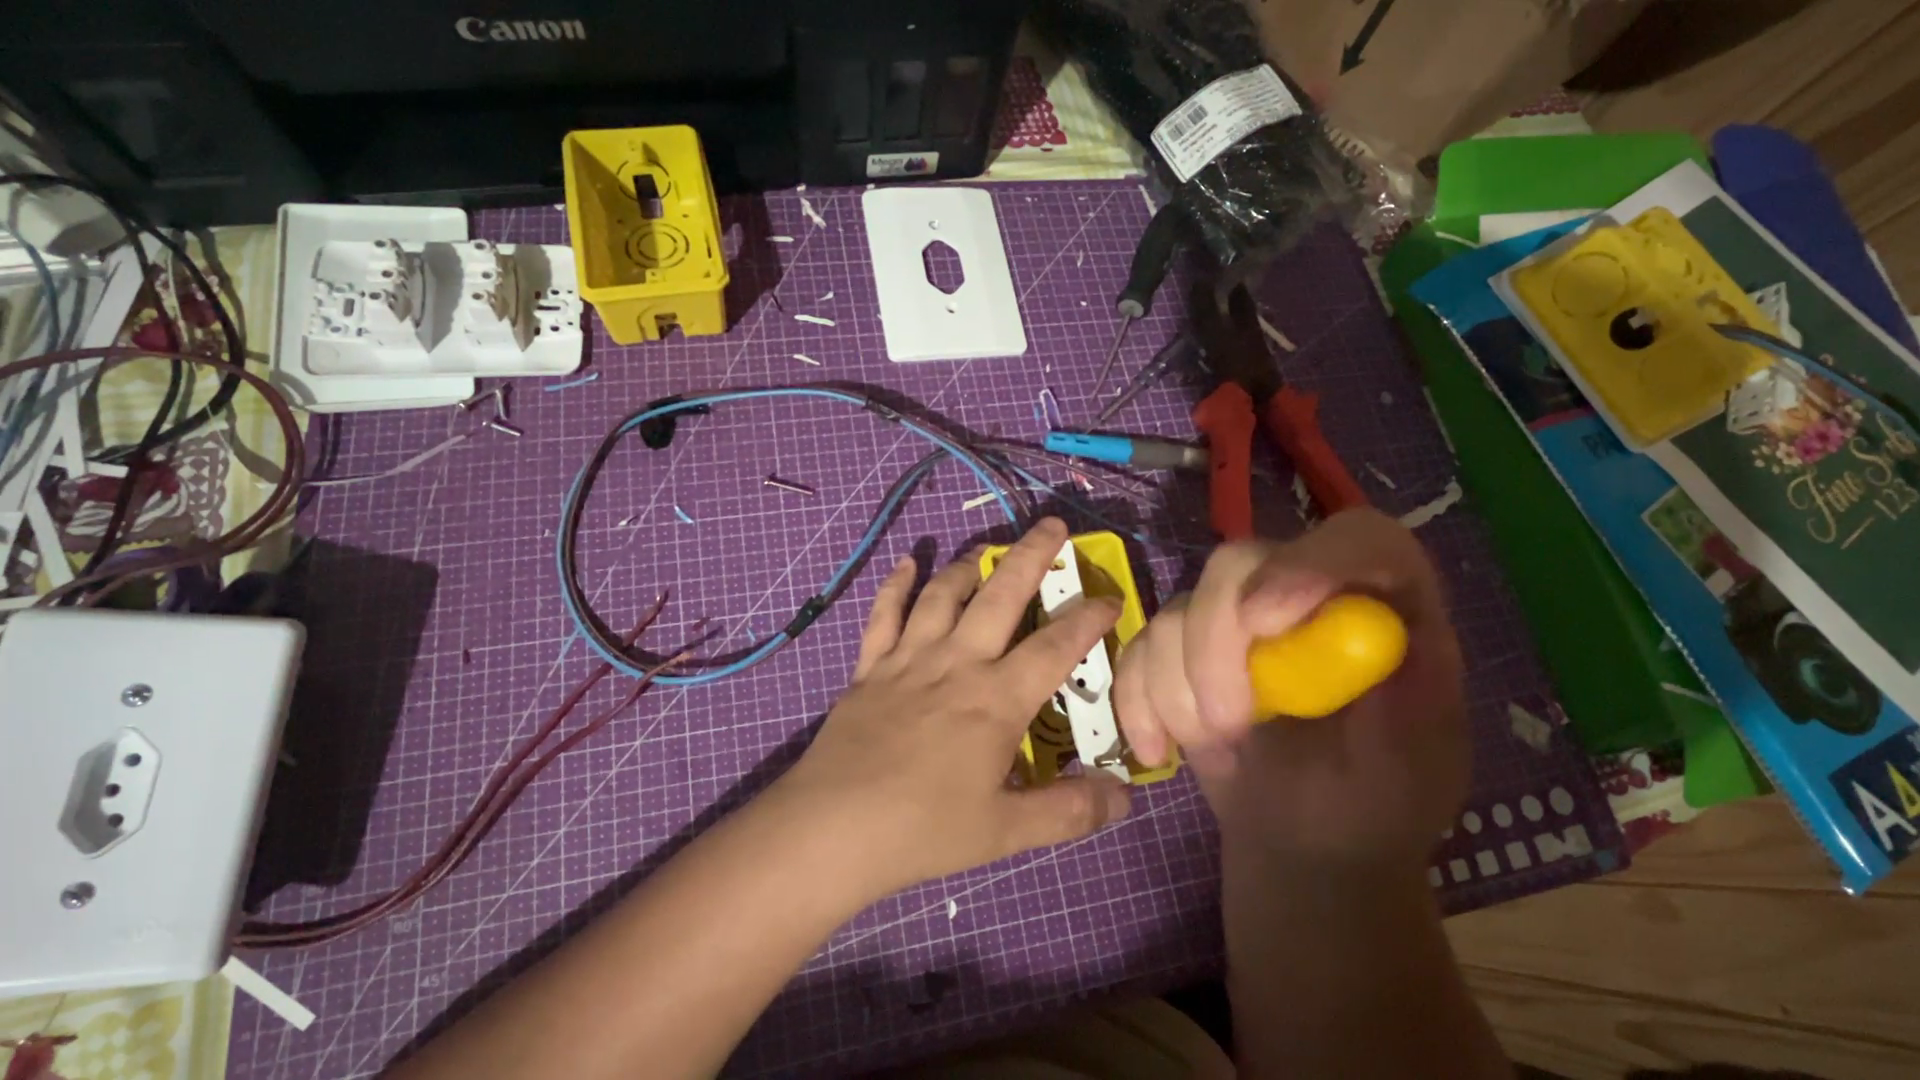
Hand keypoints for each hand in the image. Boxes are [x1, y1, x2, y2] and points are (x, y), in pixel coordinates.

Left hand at [773, 518, 1133, 898]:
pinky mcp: (869, 669)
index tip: (1109, 598)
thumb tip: (1126, 798)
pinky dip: (896, 585)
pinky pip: (884, 615)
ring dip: (967, 565)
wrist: (832, 828)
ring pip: (943, 595)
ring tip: (985, 548)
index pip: (1055, 647)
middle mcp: (957, 664)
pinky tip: (905, 564)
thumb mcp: (1007, 831)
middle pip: (1000, 597)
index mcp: (997, 700)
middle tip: (1053, 526)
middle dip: (1032, 557)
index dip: (1087, 619)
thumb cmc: (925, 830)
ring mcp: (908, 661)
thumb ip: (1070, 812)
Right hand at [1113, 509, 1466, 863]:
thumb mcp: (1419, 763)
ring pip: (1176, 609)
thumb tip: (1373, 638)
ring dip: (1180, 689)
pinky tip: (1159, 749)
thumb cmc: (1377, 803)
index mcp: (1382, 604)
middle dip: (1216, 644)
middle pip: (1237, 563)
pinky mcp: (1181, 650)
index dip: (1306, 563)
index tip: (1263, 624)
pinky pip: (1137, 650)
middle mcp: (1303, 592)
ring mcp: (1233, 618)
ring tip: (1217, 748)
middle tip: (1229, 723)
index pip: (1355, 539)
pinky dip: (1138, 702)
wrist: (1309, 845)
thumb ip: (1410, 697)